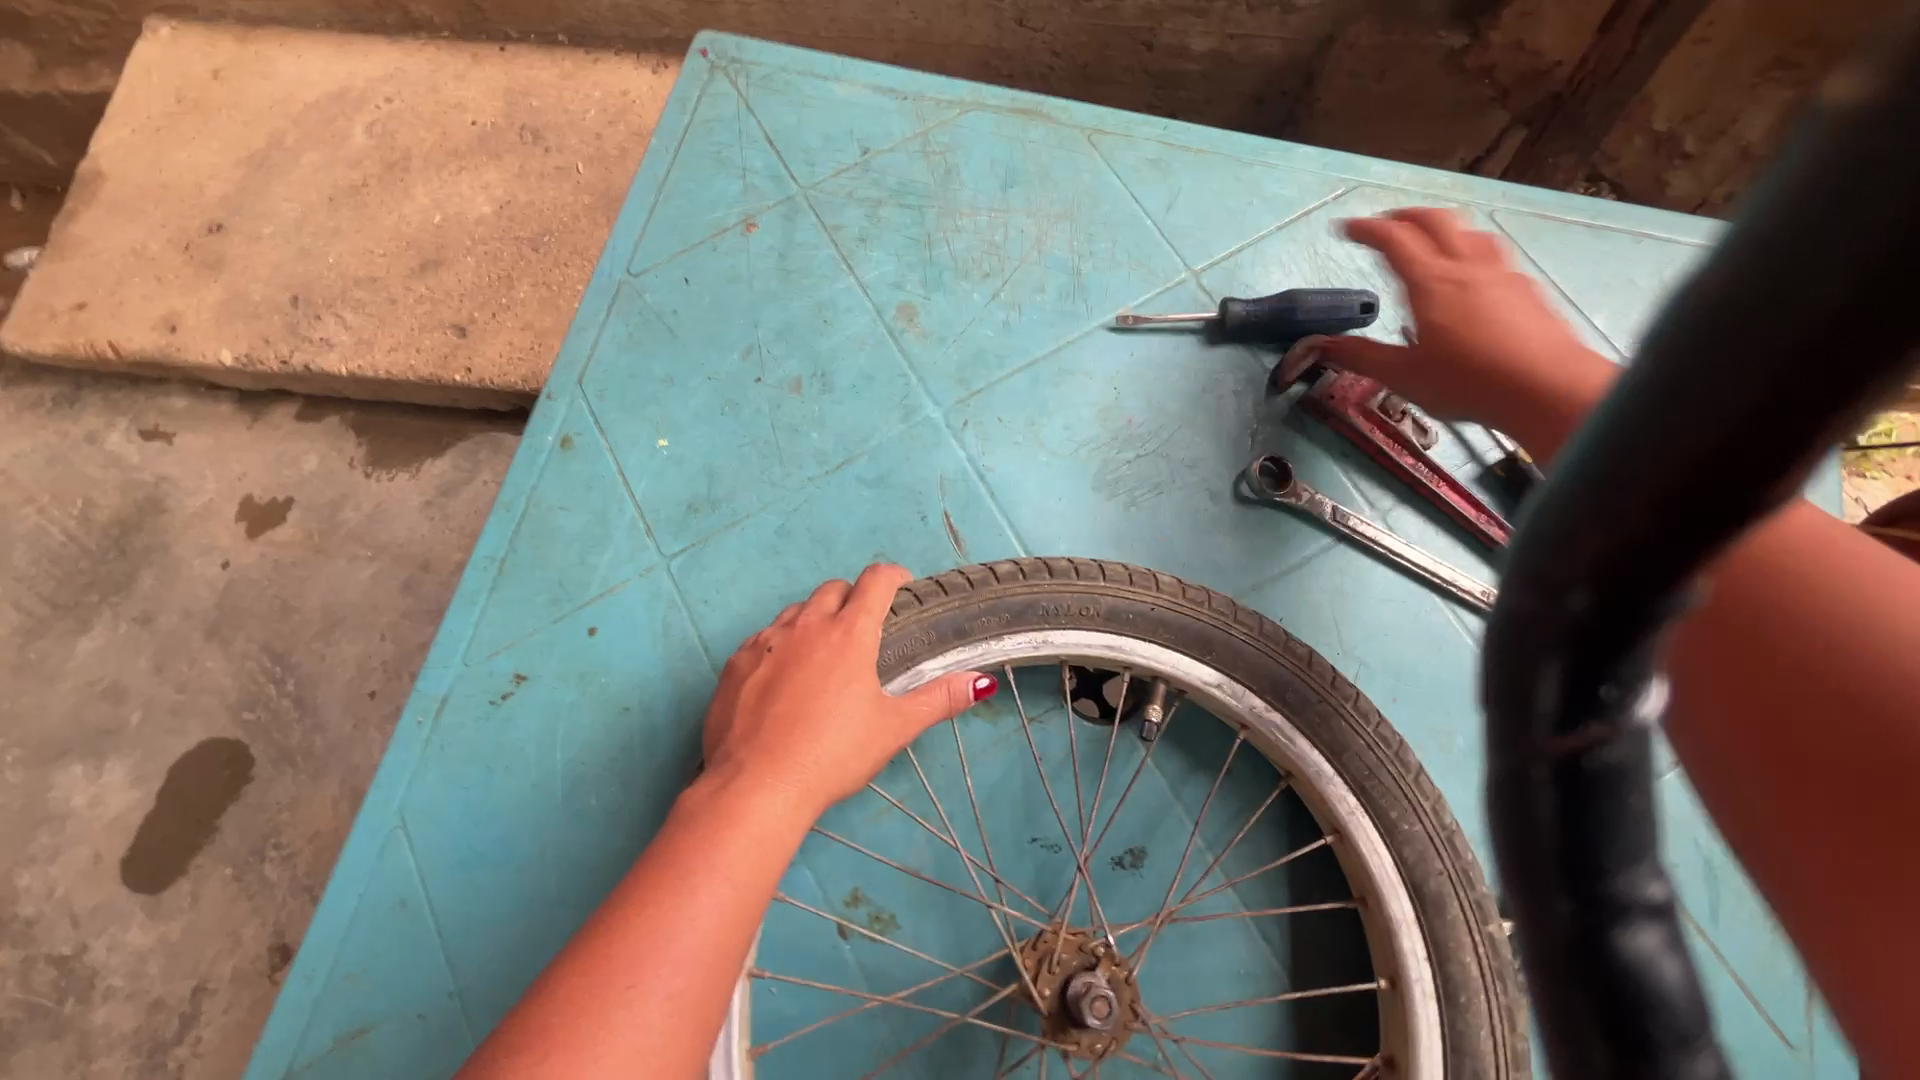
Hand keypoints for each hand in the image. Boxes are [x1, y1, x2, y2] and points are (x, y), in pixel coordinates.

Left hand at [700, 564, 994, 815]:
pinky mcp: (735, 664)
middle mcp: (806, 626)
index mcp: (849, 633)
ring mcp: (765, 642)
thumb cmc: (834, 754)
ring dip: (814, 619)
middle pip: (833, 589)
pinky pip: (762, 638)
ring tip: (823, 652)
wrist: (755, 785)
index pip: (875, 581)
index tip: (901, 584)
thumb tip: (983, 682)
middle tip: (864, 626)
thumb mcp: (893, 728)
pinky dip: (779, 645)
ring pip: (795, 611)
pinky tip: (782, 678)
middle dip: (852, 597)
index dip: (893, 576)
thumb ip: (938, 699)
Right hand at [1312, 208, 1619, 456]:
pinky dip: (1469, 250)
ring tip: (1427, 240)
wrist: (1548, 389)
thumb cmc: (1468, 382)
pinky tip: (1468, 275)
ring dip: (1442, 227)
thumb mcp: (1402, 375)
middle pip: (1436, 220)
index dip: (1366, 229)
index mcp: (1431, 282)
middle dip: (1404, 216)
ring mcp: (1501, 274)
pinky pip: (1493, 255)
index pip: (1394, 239)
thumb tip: (1318, 345)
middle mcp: (1467, 267)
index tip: (1345, 228)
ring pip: (1469, 232)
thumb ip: (1359, 356)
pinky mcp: (1525, 290)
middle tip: (1383, 224)